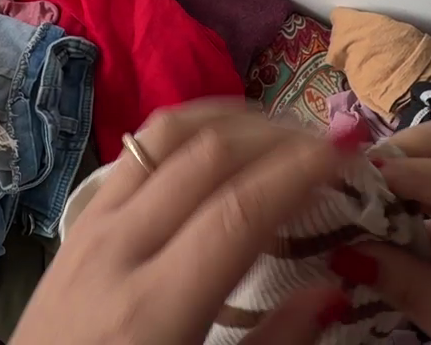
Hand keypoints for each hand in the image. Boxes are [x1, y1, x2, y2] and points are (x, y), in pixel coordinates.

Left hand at [11, 102, 357, 344]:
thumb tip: (331, 288)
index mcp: (149, 311)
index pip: (237, 212)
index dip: (298, 171)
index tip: (347, 150)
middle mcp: (118, 247)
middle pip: (206, 156)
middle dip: (277, 136)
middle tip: (328, 142)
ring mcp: (93, 221)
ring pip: (169, 132)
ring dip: (234, 118)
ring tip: (284, 129)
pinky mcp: (82, 214)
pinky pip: (141, 145)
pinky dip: (193, 125)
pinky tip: (225, 136)